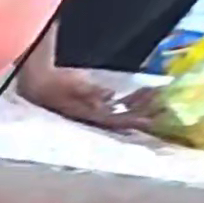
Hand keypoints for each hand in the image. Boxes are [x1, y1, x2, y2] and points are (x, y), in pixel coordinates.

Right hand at [17, 65, 154, 131]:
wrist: (38, 82)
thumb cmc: (55, 84)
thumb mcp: (73, 86)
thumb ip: (90, 91)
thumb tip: (109, 95)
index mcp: (85, 113)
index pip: (113, 120)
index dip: (133, 120)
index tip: (154, 119)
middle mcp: (89, 114)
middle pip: (119, 117)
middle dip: (141, 113)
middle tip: (165, 106)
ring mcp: (89, 108)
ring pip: (118, 111)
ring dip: (138, 105)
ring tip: (157, 95)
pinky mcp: (89, 101)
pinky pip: (114, 104)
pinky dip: (129, 100)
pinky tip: (141, 92)